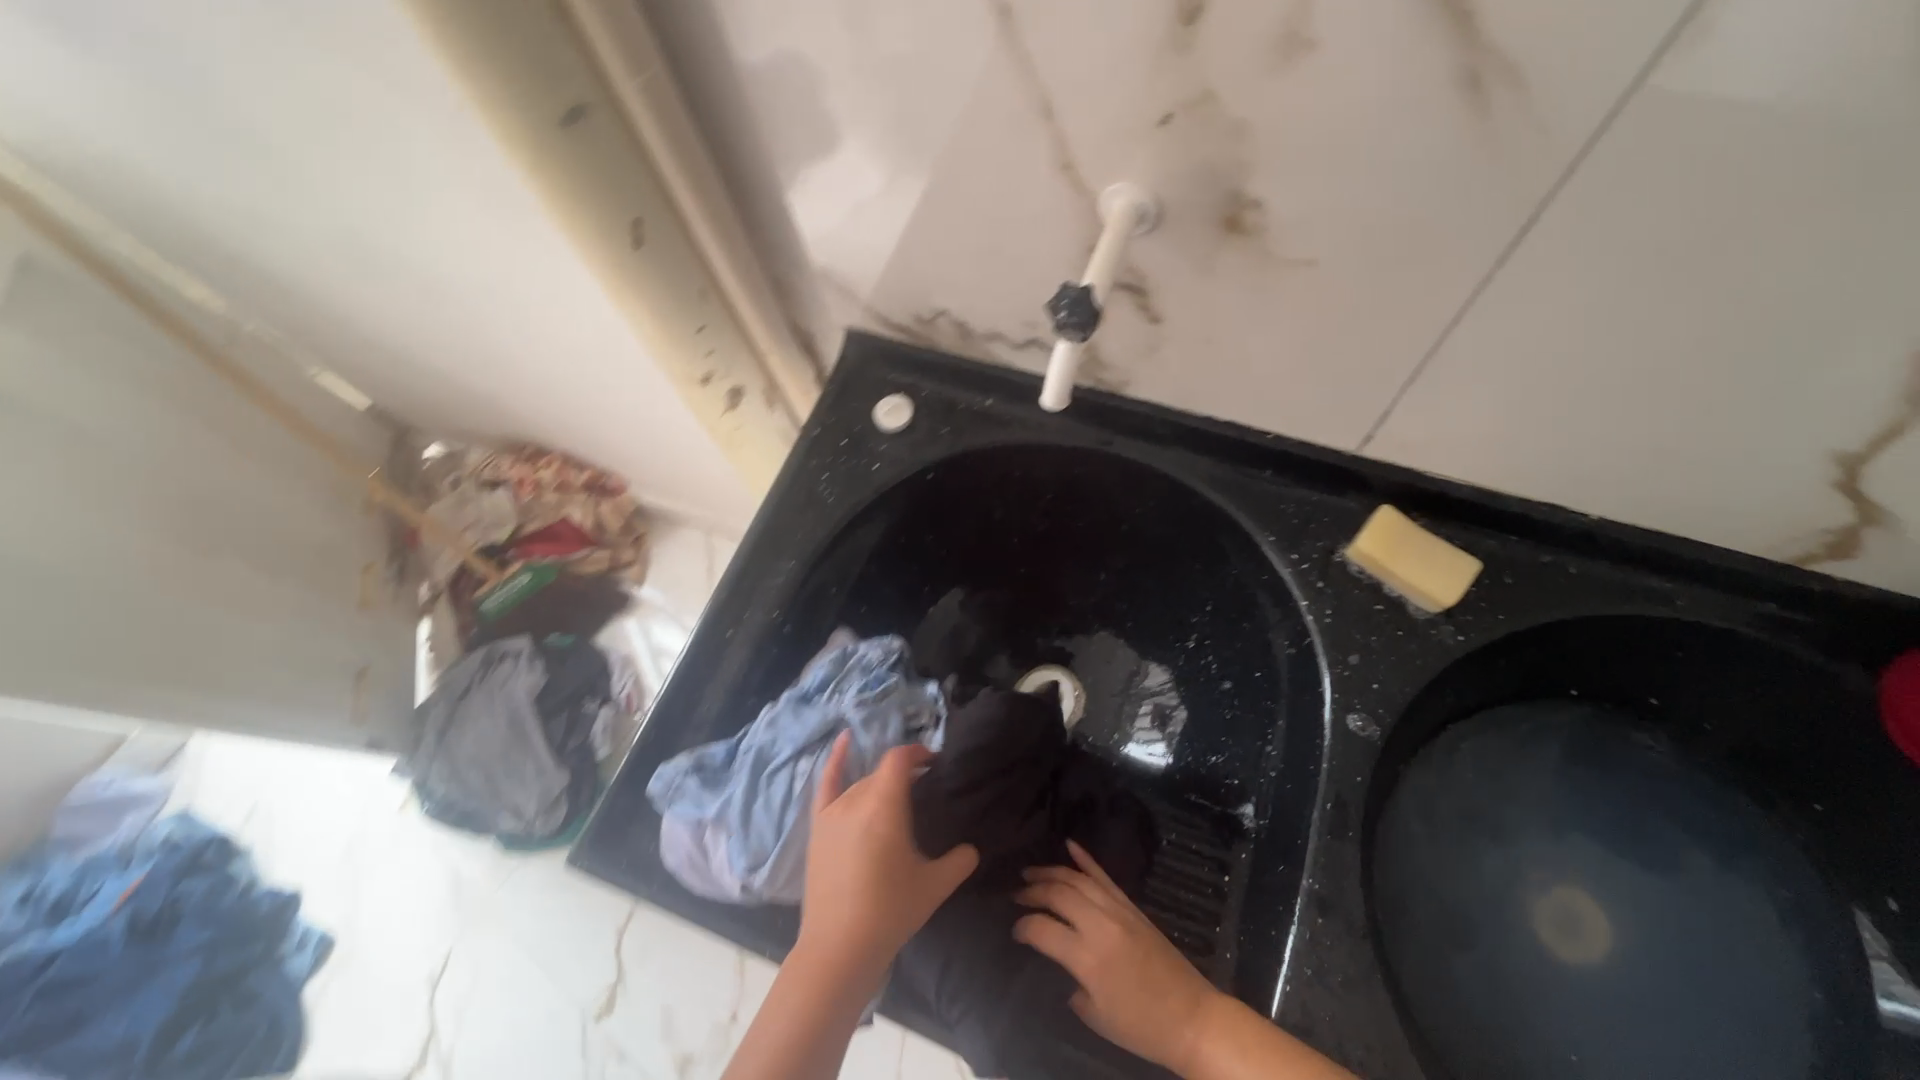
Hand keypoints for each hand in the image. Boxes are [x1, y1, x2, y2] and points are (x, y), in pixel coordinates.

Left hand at [797, 733, 978, 975]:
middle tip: (926, 794)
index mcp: (885, 806)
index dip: (920, 753)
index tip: (938, 764)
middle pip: (883, 774)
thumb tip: (971, 847)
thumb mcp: (936, 885)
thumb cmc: (891, 912)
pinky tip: (843, 741)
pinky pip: (825, 785)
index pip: (900, 760)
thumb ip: (960, 859)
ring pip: (861, 784)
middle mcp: (856, 800)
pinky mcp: (817, 828)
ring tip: (900, 798)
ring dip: (881, 784)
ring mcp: (832, 813)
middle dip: (905, 776)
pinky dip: (834, 761)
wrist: (840, 947)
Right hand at [1013, 840, 1222, 1072]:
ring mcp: (1120, 912)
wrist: (1192, 1018)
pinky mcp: (1134, 908)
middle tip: (1014, 896)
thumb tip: (1059, 964)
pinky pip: (1106, 877)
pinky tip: (1070, 845)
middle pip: (1058, 894)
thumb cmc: (1140, 1027)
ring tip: (1029, 873)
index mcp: (1088, 957)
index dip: (1021, 928)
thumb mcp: (1094, 1015)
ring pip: (1079, 879)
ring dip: (1051, 872)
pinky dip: (1086, 859)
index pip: (1041, 929)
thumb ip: (1070, 984)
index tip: (1013, 932)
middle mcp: (1101, 926)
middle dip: (1031, 892)